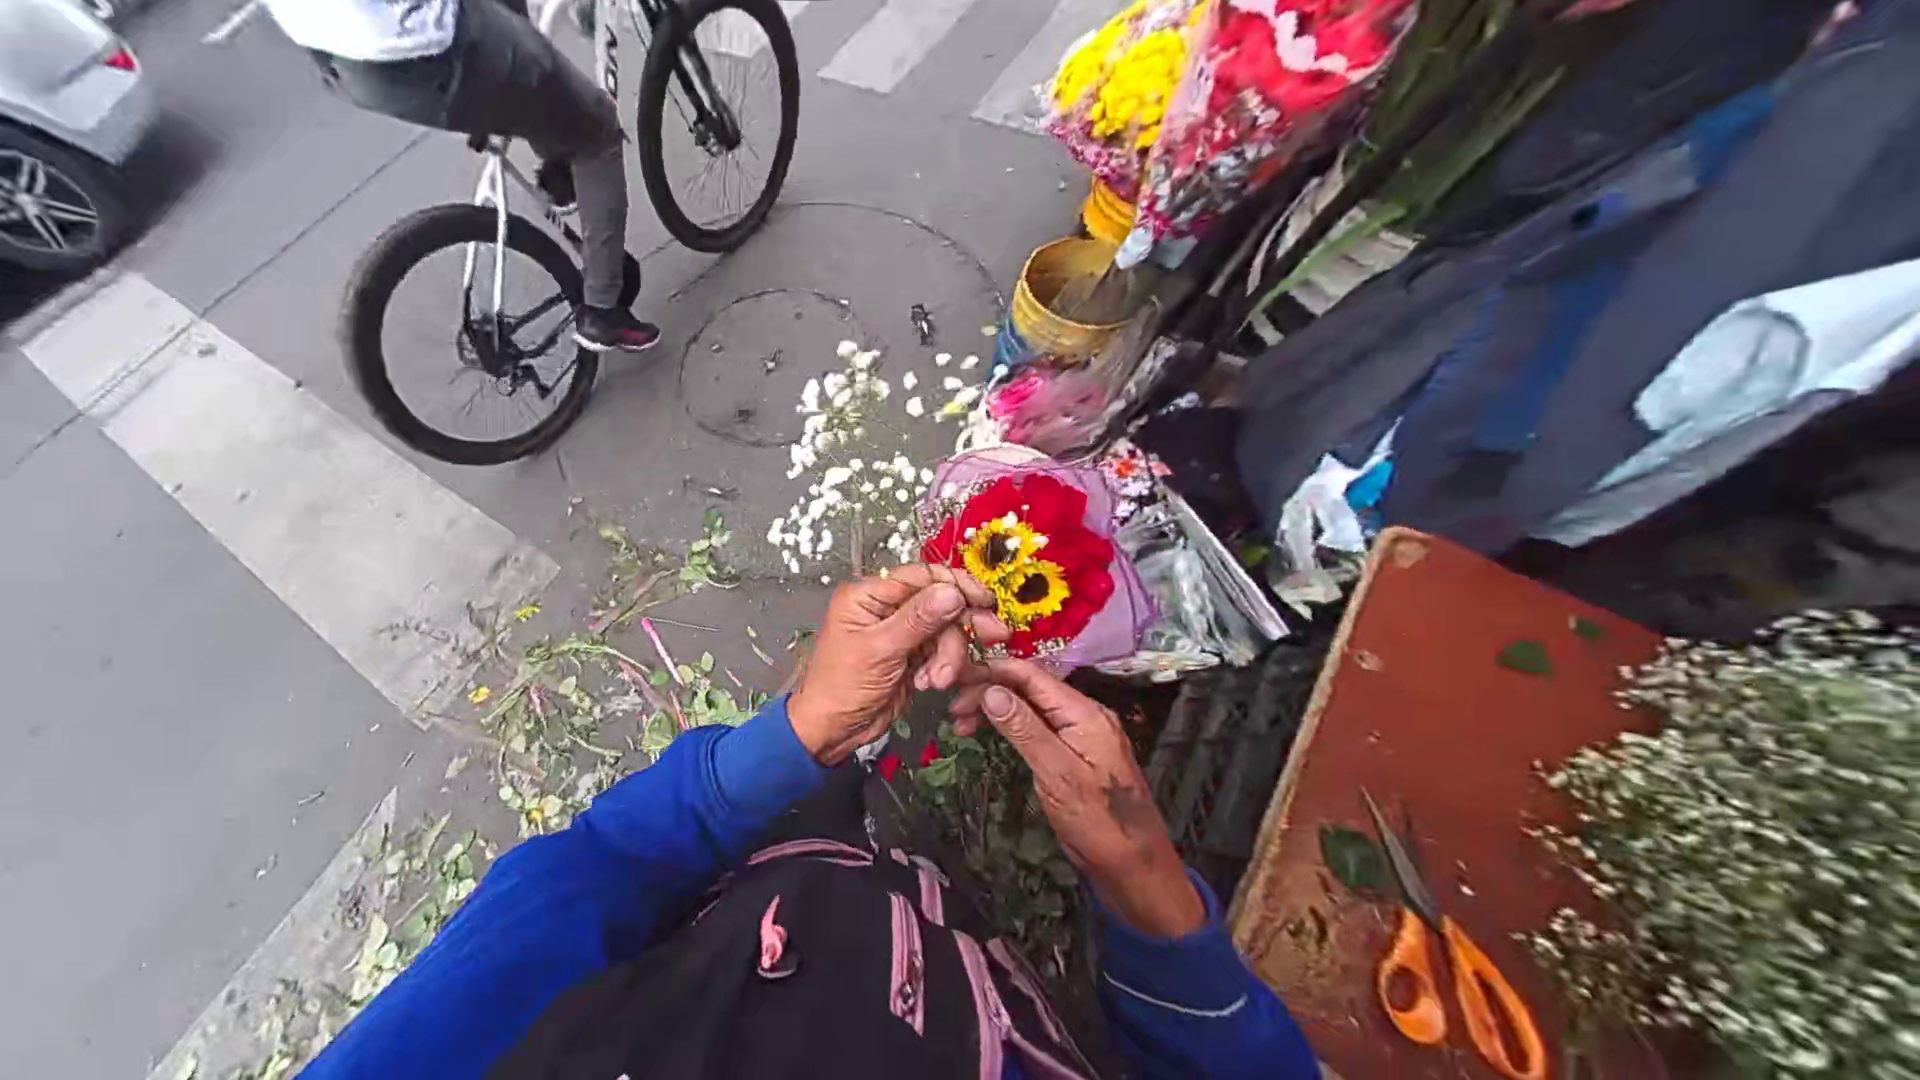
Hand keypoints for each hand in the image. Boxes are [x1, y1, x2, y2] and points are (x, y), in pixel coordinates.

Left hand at [788, 565, 1007, 766]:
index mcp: (869, 595)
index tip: (983, 599)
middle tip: (993, 634)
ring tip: (937, 680)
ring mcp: (902, 631)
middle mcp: (887, 607)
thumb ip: (918, 620)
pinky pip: (942, 650)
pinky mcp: (914, 654)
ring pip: (946, 629)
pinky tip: (928, 683)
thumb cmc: (841, 686)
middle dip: (960, 625)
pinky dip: (943, 667)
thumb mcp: (880, 650)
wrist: (833, 731)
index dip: (954, 584)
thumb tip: (952, 591)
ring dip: (949, 655)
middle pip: (939, 602)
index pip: (921, 577)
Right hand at [971, 659, 1205, 938]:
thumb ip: (1025, 729)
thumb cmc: (1100, 823)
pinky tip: (987, 733)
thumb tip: (991, 691)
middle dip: (988, 691)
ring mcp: (1078, 733)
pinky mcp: (1072, 753)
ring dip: (995, 710)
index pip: (1031, 675)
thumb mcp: (1058, 774)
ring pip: (1029, 707)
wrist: (1135, 869)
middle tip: (952, 709)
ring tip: (960, 723)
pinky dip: (1009, 727)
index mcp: (1084, 712)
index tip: (956, 678)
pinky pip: (1036, 727)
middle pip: (1029, 688)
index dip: (992, 671)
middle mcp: (1083, 714)